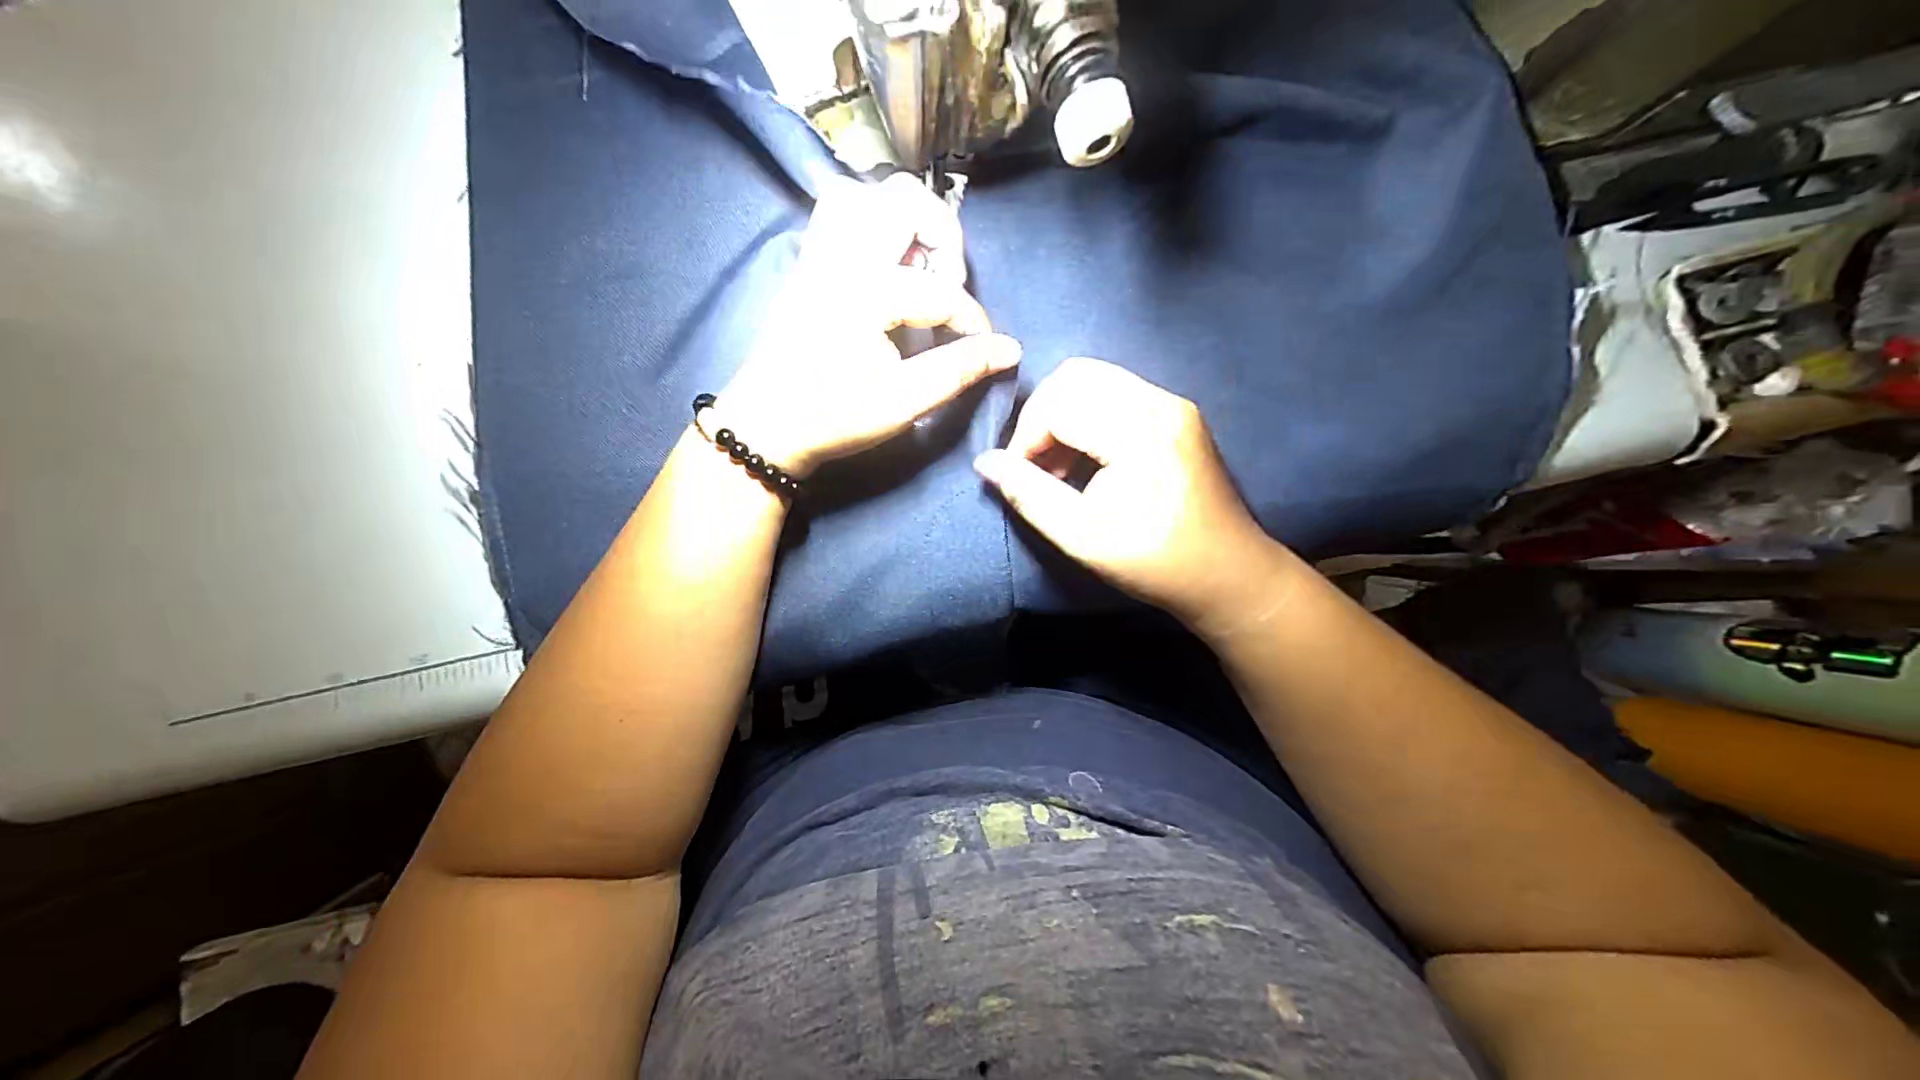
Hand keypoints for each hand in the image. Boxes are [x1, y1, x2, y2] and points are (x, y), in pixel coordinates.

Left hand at [703, 173, 1021, 476]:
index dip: (973, 319)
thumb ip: (959, 370)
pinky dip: (871, 223)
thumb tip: (1009, 350)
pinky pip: (839, 213)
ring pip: (867, 195)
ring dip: (904, 221)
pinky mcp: (807, 263)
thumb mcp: (903, 402)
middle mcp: (840, 257)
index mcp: (865, 291)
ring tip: (916, 269)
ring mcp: (818, 254)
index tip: (983, 348)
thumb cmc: (833, 418)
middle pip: (906, 200)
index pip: (942, 289)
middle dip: (943, 237)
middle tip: (946, 285)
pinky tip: (884, 266)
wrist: (765, 427)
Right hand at [974, 357, 1291, 630]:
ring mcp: (1173, 404)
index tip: (1021, 476)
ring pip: (1095, 378)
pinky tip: (1087, 458)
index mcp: (1139, 432)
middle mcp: (1159, 403)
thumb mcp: (1081, 537)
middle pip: (1076, 375)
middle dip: (1042, 416)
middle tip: (1036, 465)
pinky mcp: (1177, 413)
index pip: (1058, 403)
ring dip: (1063, 413)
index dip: (1026, 437)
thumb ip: (1029, 494)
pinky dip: (1088, 415)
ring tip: (1059, 466)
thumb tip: (985, 463)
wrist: (1227, 573)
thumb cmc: (1154, 562)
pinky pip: (1117, 392)